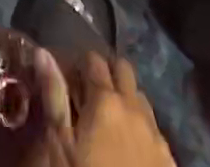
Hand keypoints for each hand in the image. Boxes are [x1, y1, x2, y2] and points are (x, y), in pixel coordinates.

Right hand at [26, 50, 175, 166]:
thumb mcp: (60, 145)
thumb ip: (54, 97)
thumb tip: (42, 53)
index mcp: (105, 100)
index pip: (93, 61)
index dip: (79, 64)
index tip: (68, 76)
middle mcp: (134, 106)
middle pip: (123, 68)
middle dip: (106, 71)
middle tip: (87, 93)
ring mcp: (155, 130)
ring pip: (139, 96)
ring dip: (124, 97)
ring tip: (106, 120)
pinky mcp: (168, 155)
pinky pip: (153, 126)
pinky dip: (139, 125)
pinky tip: (126, 146)